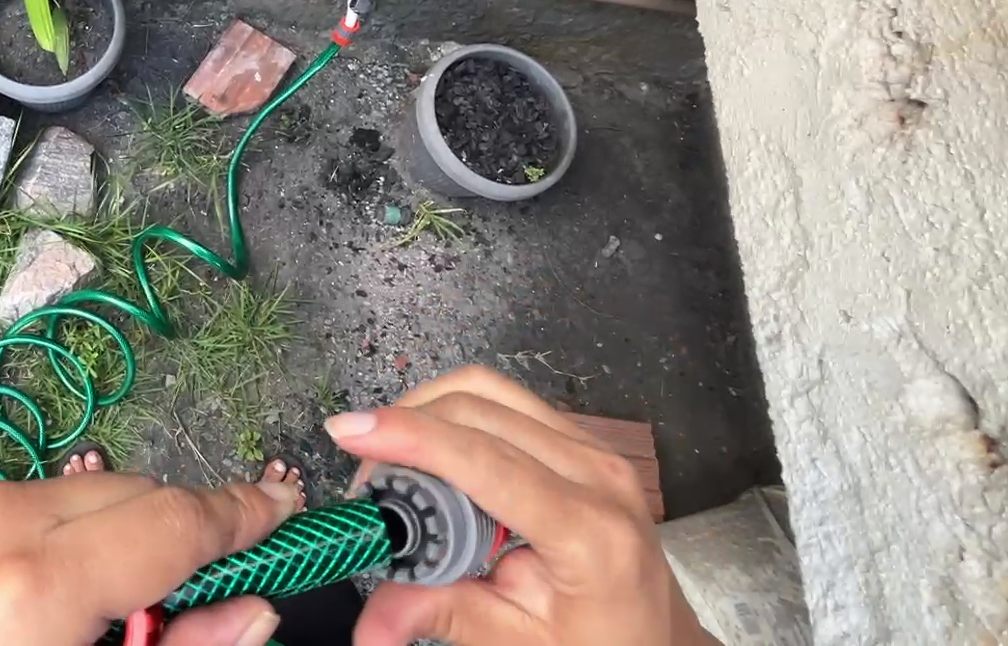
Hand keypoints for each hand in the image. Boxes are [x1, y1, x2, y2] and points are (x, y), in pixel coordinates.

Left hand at [0, 471, 298, 645]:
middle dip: (193, 526)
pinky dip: (92, 527)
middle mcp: (4, 519)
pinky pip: (56, 496)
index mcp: (34, 585)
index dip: (241, 513)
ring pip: (102, 487)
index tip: (285, 509)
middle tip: (227, 572)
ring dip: (141, 526)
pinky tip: (88, 579)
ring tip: (146, 592)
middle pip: (142, 492)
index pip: (171, 520)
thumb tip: (252, 608)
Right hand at [325, 366, 713, 645]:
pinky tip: (429, 444)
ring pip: (481, 389)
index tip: (346, 433)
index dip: (408, 437)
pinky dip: (448, 408)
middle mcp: (595, 472)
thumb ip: (441, 618)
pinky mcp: (575, 434)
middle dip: (403, 429)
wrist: (661, 645)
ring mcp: (589, 445)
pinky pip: (497, 396)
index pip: (482, 460)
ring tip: (388, 456)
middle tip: (363, 480)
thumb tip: (369, 629)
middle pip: (474, 412)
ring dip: (421, 409)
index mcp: (589, 533)